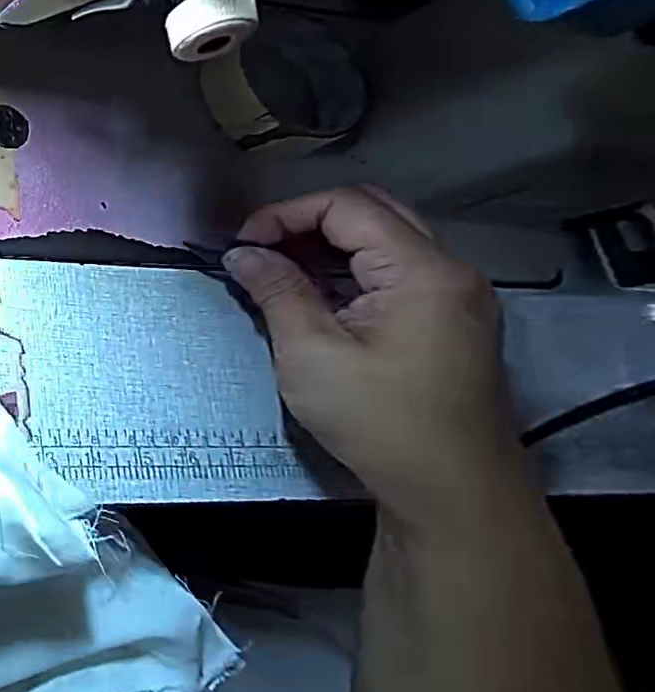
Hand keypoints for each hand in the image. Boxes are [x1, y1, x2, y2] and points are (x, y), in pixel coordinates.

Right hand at [223, 185, 530, 530]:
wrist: (447, 485)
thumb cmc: (375, 416)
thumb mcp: (309, 351)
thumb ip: (276, 290)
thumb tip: (242, 253)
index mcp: (423, 273)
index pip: (348, 206)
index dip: (284, 214)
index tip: (241, 246)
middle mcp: (448, 273)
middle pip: (371, 211)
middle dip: (302, 221)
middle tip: (254, 251)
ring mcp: (451, 296)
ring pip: (380, 238)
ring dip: (319, 243)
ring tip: (270, 269)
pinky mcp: (442, 318)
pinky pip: (387, 269)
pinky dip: (340, 267)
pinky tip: (306, 290)